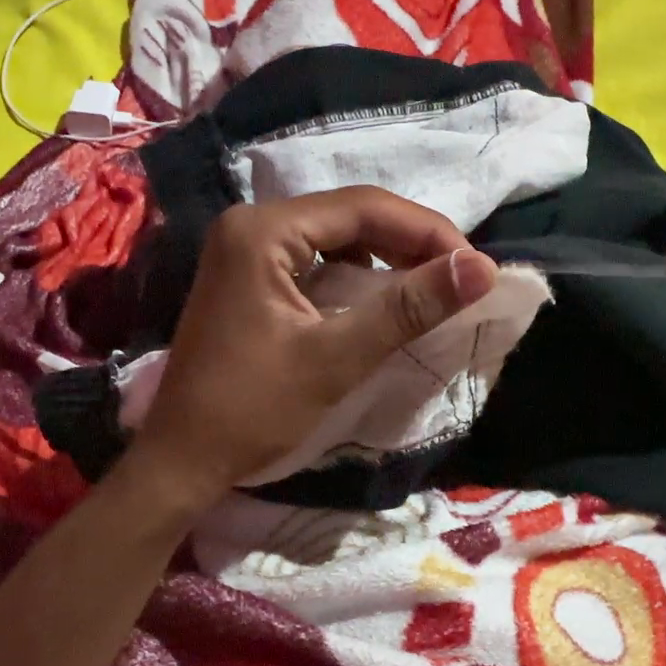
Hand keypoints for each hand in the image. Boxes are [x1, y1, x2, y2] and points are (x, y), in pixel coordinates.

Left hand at [130, 186, 499, 497]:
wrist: (183, 459)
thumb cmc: (253, 410)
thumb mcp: (336, 358)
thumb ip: (407, 308)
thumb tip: (482, 267)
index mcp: (263, 231)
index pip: (363, 206)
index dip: (427, 231)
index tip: (475, 267)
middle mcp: (249, 226)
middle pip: (347, 216)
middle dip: (407, 244)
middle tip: (457, 279)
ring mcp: (242, 253)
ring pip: (332, 240)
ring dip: (382, 260)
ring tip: (426, 291)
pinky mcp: (245, 282)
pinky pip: (311, 264)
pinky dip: (350, 279)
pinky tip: (376, 304)